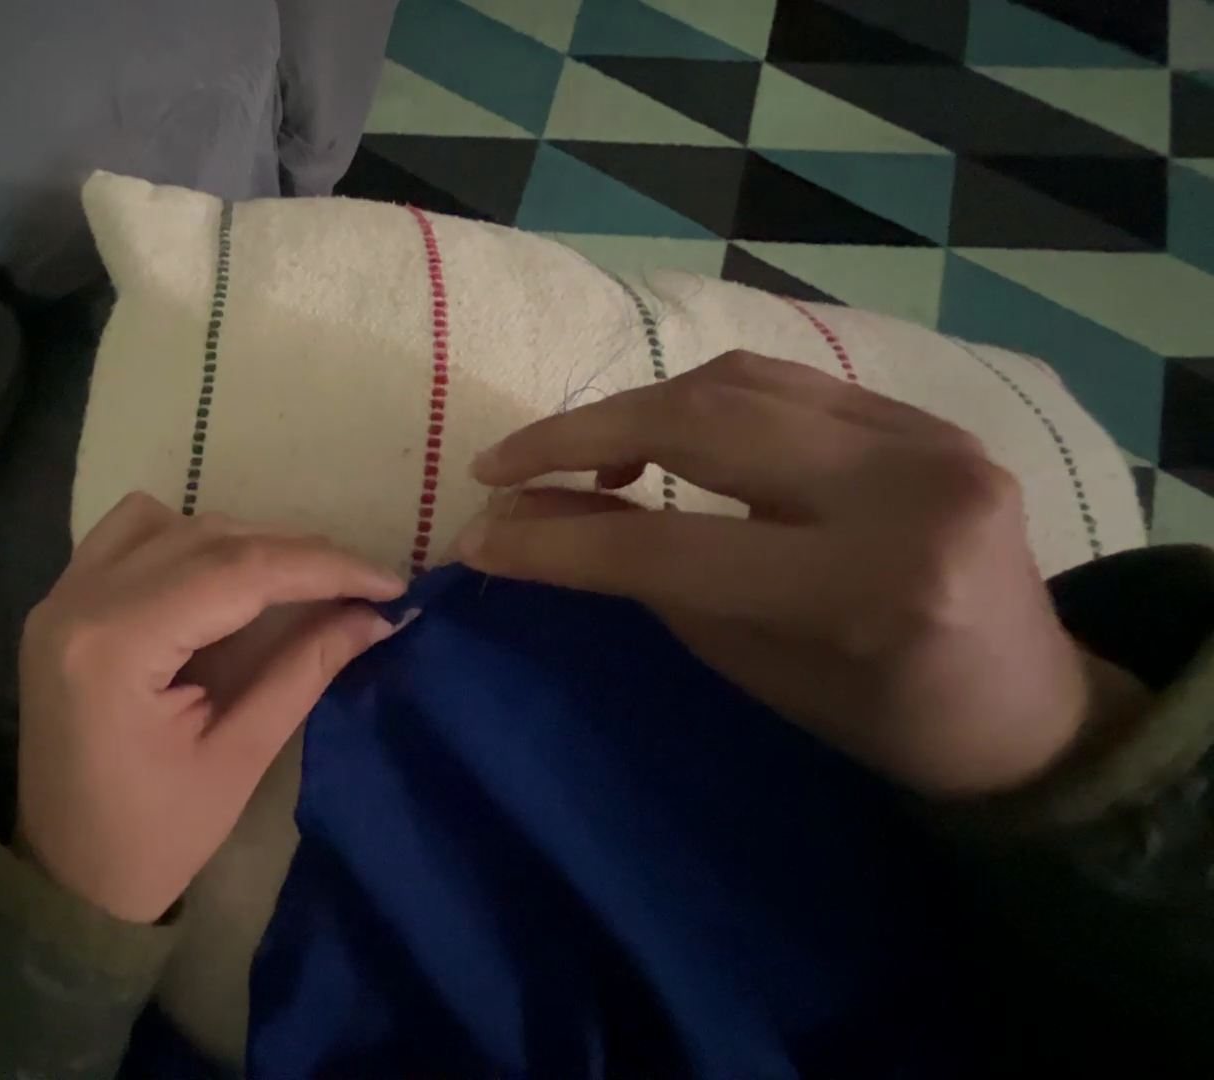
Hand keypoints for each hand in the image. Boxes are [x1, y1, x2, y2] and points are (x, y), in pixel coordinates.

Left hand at [17, 493, 403, 922]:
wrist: (64, 875)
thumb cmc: (153, 840)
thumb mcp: (239, 760)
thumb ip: (304, 672)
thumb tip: (377, 616)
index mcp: (114, 648)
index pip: (237, 573)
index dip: (323, 568)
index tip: (389, 582)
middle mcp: (77, 601)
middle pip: (206, 538)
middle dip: (295, 552)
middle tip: (361, 582)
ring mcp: (60, 595)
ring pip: (169, 523)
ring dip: (242, 540)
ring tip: (300, 578)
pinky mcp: (61, 602)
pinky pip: (129, 534)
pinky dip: (187, 539)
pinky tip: (221, 574)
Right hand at [461, 351, 1149, 797]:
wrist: (1023, 704)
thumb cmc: (864, 708)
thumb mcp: (734, 651)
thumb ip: (625, 568)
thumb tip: (513, 520)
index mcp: (868, 584)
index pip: (668, 546)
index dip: (554, 541)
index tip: (475, 536)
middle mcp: (907, 486)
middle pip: (699, 422)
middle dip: (576, 437)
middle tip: (499, 465)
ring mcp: (924, 432)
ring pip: (729, 381)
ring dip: (625, 412)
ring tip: (568, 455)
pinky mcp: (916, 411)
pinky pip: (770, 381)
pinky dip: (685, 401)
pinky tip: (652, 436)